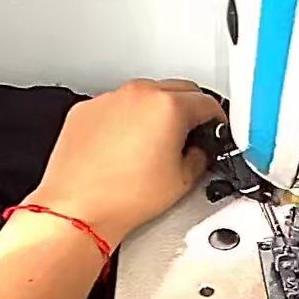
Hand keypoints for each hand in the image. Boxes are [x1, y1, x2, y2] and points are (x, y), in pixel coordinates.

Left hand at [22, 79, 224, 245]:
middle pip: (179, 89)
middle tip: (193, 135)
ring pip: (146, 95)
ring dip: (159, 112)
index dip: (218, 119)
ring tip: (157, 145)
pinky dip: (128, 119)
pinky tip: (129, 148)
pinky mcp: (87, 110)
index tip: (217, 129)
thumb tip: (197, 152)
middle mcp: (138, 95)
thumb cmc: (125, 197)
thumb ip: (200, 156)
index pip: (207, 102)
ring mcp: (109, 99)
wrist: (80, 208)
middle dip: (191, 109)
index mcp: (167, 107)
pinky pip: (117, 106)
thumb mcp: (183, 181)